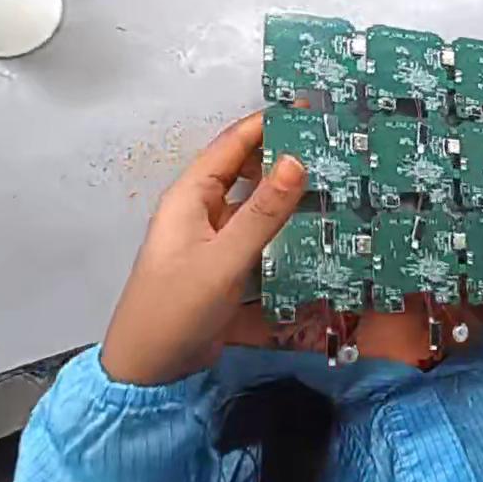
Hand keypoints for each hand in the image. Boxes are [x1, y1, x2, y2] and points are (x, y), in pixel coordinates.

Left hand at [99, 112, 306, 384]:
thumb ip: (262, 214)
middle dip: (283, 159)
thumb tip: (295, 162)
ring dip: (287, 197)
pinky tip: (314, 234)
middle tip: (331, 151)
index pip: (232, 145)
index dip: (267, 124)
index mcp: (191, 197)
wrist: (151, 370)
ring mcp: (215, 241)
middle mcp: (203, 212)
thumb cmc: (175, 309)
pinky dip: (283, 232)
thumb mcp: (223, 259)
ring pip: (256, 207)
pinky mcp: (227, 267)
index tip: (309, 111)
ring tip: (331, 187)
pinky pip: (260, 239)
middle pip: (246, 173)